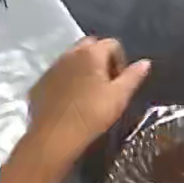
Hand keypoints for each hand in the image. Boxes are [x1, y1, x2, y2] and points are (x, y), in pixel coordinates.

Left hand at [24, 37, 151, 162]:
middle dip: (101, 59)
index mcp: (91, 53)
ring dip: (82, 68)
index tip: (120, 81)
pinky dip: (66, 81)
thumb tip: (145, 62)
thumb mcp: (120, 96)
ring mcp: (51, 68)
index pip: (113, 44)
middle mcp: (69, 54)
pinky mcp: (38, 84)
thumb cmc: (92, 114)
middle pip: (90, 46)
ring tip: (89, 93)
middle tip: (106, 83)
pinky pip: (57, 74)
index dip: (121, 60)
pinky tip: (71, 101)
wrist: (54, 138)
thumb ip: (133, 76)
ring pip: (72, 59)